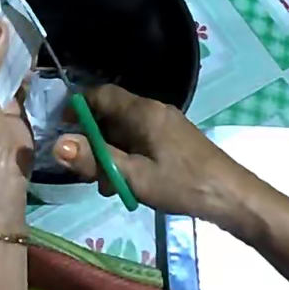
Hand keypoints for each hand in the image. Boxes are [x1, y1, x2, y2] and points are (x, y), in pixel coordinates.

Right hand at [51, 85, 262, 230]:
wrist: (230, 195)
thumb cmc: (181, 183)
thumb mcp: (133, 177)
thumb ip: (96, 160)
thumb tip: (57, 144)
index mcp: (143, 111)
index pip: (101, 94)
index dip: (77, 107)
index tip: (60, 130)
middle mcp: (154, 110)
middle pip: (111, 113)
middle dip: (93, 139)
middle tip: (85, 171)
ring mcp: (166, 124)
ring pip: (125, 130)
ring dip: (110, 153)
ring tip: (107, 186)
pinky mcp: (173, 139)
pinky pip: (140, 139)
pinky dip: (127, 157)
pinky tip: (128, 184)